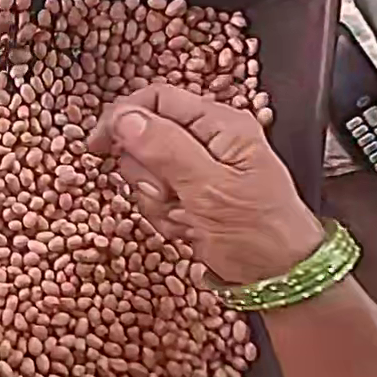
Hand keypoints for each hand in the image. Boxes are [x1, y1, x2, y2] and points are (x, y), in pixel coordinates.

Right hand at [88, 84, 322, 285]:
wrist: (277, 276)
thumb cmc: (259, 231)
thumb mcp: (211, 189)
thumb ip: (166, 149)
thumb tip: (124, 119)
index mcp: (218, 124)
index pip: (156, 99)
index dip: (122, 117)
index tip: (99, 145)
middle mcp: (204, 139)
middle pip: (142, 138)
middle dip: (145, 173)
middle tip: (168, 194)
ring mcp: (193, 168)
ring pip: (142, 171)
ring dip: (153, 199)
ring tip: (184, 215)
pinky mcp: (186, 193)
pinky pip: (150, 197)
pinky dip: (160, 215)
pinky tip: (186, 226)